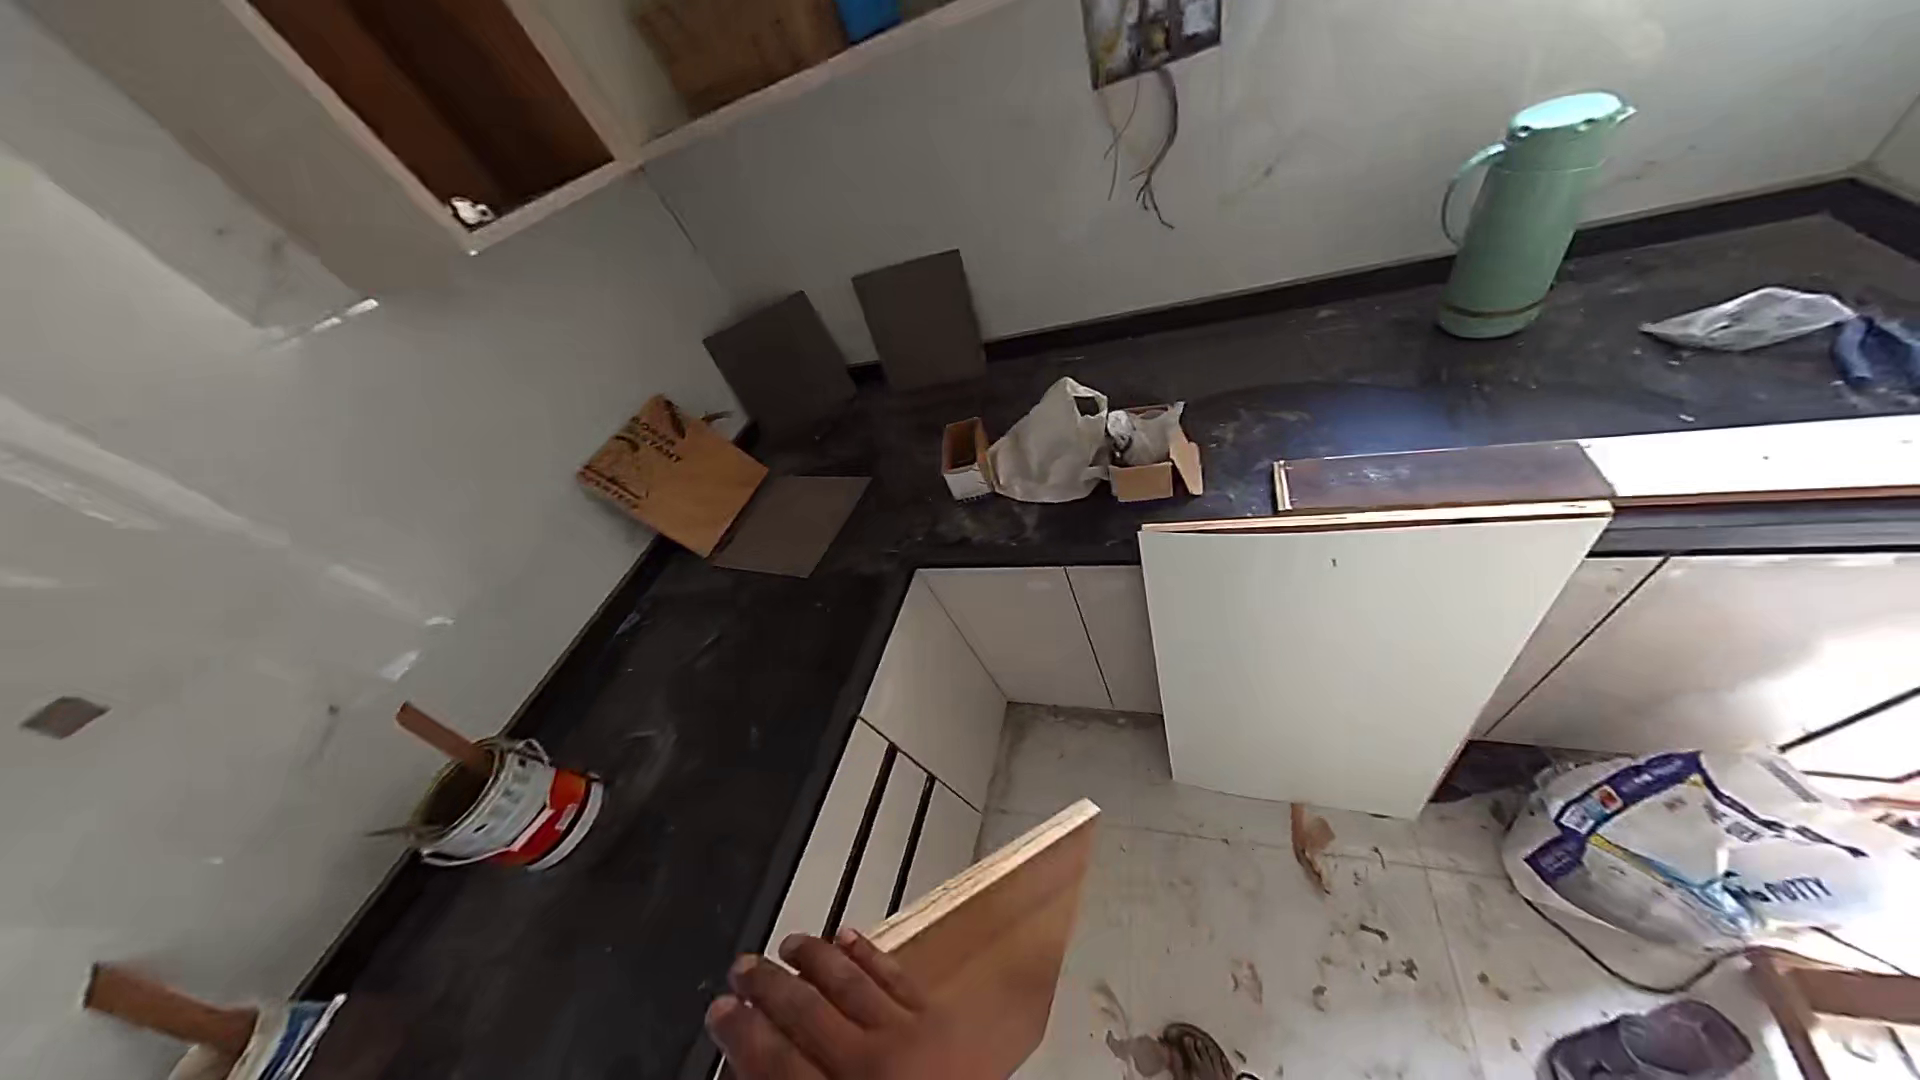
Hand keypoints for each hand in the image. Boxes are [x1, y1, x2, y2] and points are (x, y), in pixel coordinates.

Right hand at [706, 928, 966, 1079]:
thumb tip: (754, 1069)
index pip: (774, 1064)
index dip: (742, 1033)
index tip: (721, 1007)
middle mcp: (868, 1068)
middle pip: (806, 1015)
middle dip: (770, 986)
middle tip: (745, 964)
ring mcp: (907, 1037)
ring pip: (848, 984)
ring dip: (815, 958)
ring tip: (791, 941)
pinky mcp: (938, 1018)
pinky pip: (894, 975)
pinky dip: (868, 953)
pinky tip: (848, 935)